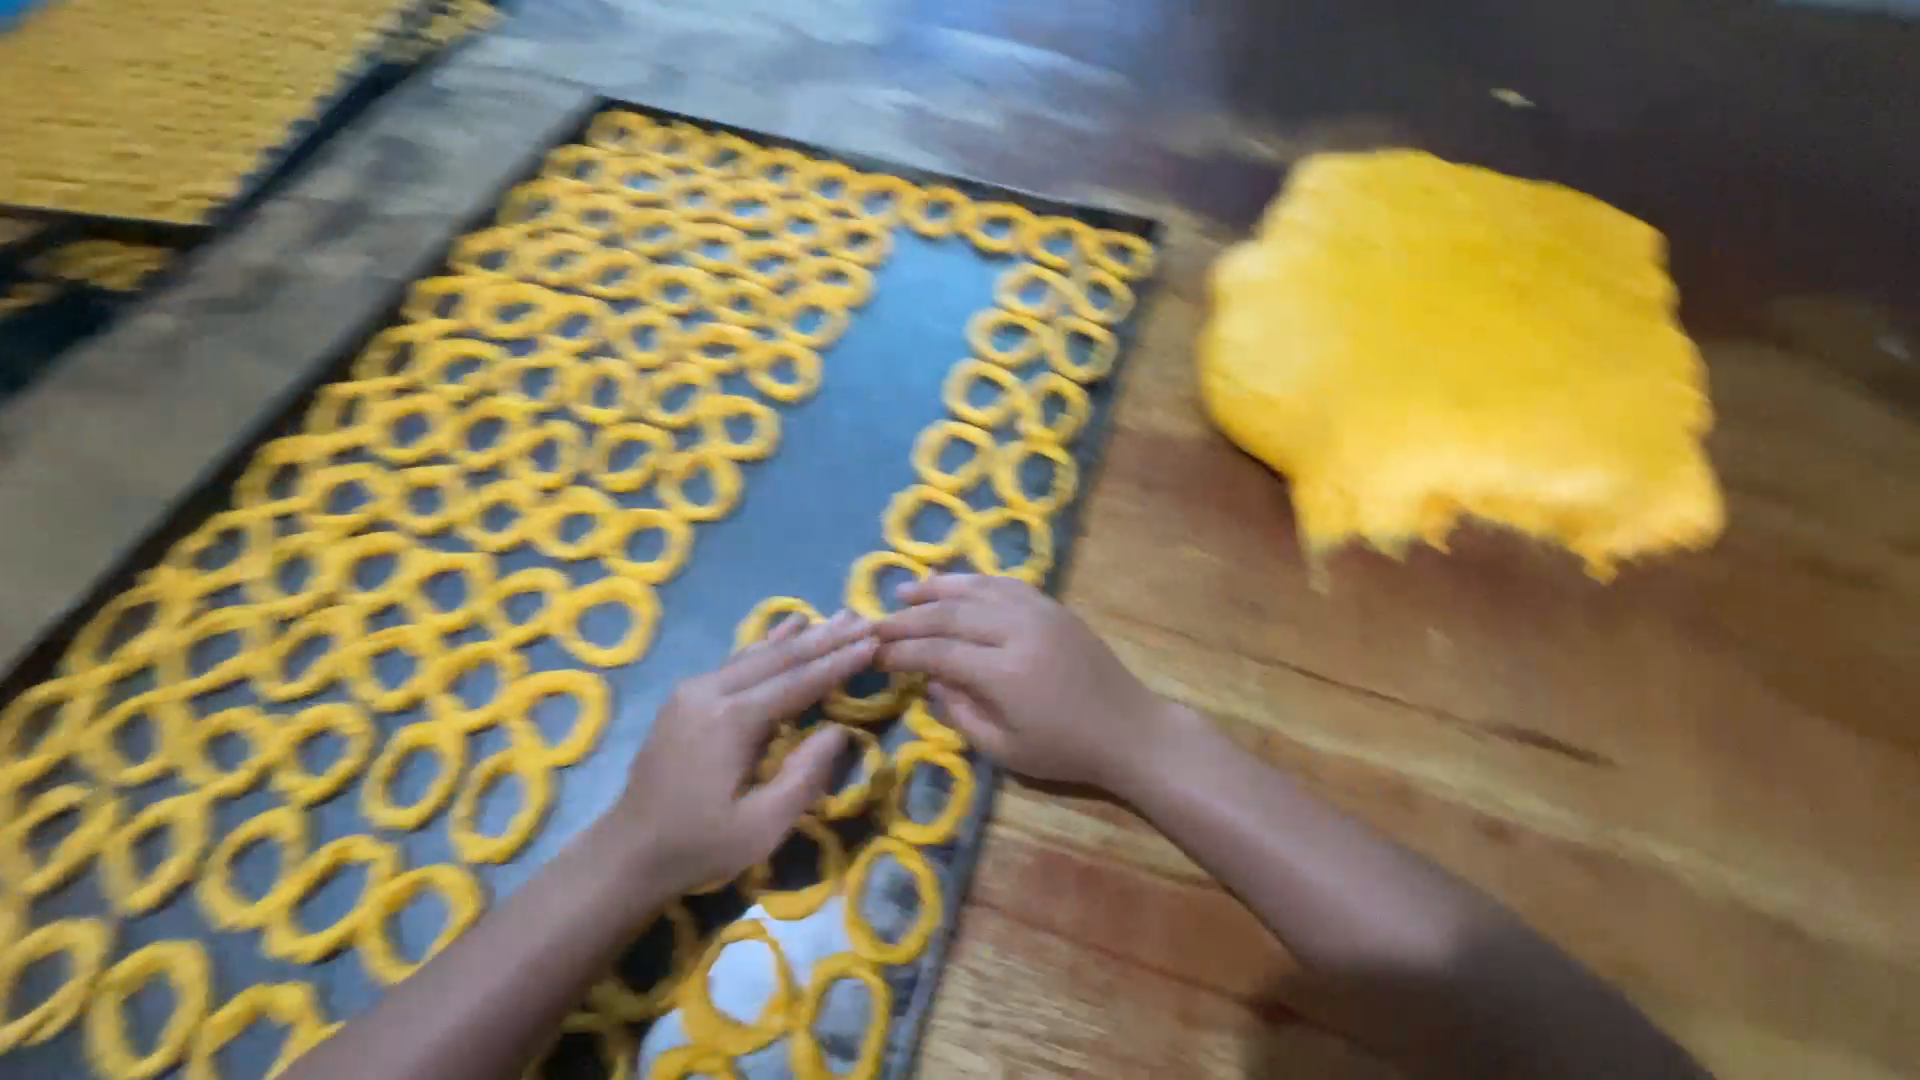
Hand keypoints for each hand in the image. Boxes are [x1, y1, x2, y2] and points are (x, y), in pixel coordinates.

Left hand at [612, 611, 868, 894]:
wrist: (626, 853)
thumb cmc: (698, 845)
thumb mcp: (761, 827)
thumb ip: (804, 776)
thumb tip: (840, 731)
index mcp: (730, 721)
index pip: (797, 681)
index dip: (838, 662)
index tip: (874, 641)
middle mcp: (710, 692)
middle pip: (779, 658)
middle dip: (826, 639)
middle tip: (866, 619)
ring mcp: (693, 691)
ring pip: (758, 654)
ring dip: (802, 636)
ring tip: (839, 617)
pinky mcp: (686, 698)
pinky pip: (737, 662)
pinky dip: (769, 645)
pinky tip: (788, 628)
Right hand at [874, 575, 1176, 789]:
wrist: (1128, 729)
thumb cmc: (1064, 750)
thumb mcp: (1004, 749)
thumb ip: (961, 713)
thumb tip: (931, 679)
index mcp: (1004, 673)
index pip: (938, 651)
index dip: (902, 651)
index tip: (874, 653)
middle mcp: (1018, 631)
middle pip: (950, 614)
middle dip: (908, 618)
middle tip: (875, 623)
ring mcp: (1039, 613)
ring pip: (977, 589)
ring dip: (937, 588)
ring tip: (905, 591)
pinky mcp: (1054, 607)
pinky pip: (1007, 584)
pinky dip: (976, 582)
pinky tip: (956, 585)